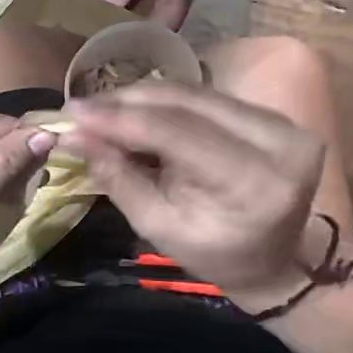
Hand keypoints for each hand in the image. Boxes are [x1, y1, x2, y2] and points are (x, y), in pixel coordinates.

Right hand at [63, 82, 325, 293]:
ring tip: (98, 108)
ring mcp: (280, 121)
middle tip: (78, 108)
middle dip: (125, 102)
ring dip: (139, 97)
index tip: (73, 114)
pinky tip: (130, 109)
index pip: (175, 132)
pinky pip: (205, 97)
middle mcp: (277, 139)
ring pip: (193, 93)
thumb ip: (118, 177)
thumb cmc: (211, 253)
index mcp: (253, 180)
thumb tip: (74, 137)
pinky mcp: (271, 114)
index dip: (119, 119)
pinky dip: (162, 102)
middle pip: (186, 102)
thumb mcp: (155, 225)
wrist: (273, 258)